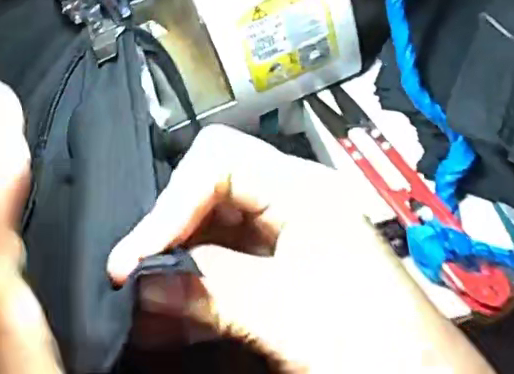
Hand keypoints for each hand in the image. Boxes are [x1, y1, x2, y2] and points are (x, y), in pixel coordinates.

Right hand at [106, 125, 490, 373]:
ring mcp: (290, 238)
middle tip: (134, 272)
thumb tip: (139, 280)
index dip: (173, 202)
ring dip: (177, 264)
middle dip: (170, 230)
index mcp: (302, 189)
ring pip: (214, 230)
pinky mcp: (288, 276)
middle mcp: (292, 201)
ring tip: (140, 305)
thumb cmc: (379, 353)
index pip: (218, 160)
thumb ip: (211, 289)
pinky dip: (197, 290)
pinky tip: (169, 321)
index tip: (140, 255)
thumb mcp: (290, 318)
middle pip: (210, 188)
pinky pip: (227, 266)